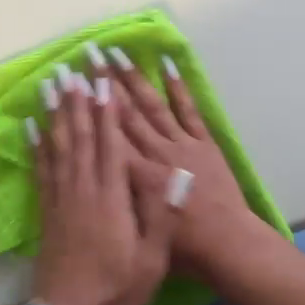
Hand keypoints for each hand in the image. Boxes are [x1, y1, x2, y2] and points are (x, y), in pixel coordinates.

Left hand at [31, 67, 180, 304]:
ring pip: (59, 145)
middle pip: (81, 135)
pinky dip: (36, 143)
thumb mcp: (151, 260)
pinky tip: (31, 124)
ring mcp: (62, 198)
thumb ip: (164, 216)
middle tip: (74, 67)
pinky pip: (41, 168)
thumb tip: (182, 176)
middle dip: (78, 99)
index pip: (110, 143)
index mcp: (112, 197)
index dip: (106, 109)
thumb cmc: (117, 288)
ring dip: (56, 112)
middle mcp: (84, 188)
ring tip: (53, 83)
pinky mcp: (48, 211)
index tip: (104, 80)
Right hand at [110, 50, 273, 282]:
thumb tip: (93, 179)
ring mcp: (181, 144)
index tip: (75, 83)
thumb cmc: (185, 251)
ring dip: (134, 77)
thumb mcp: (141, 236)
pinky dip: (178, 87)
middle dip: (105, 83)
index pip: (107, 135)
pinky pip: (188, 110)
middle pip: (125, 113)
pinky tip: (167, 64)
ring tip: (117, 53)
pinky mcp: (204, 142)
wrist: (230, 247)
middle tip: (89, 55)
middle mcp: (155, 153)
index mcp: (137, 177)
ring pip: (152, 105)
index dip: (90, 108)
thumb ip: (119, 202)